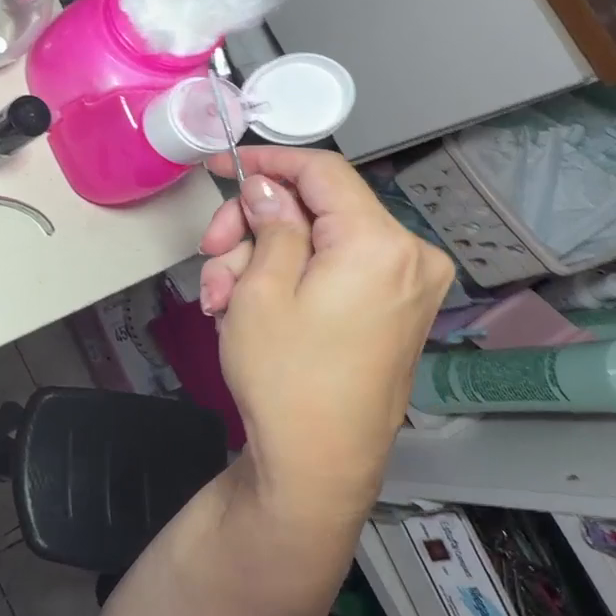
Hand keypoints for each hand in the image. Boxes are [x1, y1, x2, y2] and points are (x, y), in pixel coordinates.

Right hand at [196, 148, 454, 504]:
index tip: (218, 165)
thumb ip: (269, 225)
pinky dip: (283, 281)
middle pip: (313, 211)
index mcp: (379, 243)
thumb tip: (267, 189)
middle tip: (208, 258)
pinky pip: (329, 272)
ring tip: (219, 303)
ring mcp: (403, 286)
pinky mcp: (391, 310)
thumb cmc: (285, 374)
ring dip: (256, 263)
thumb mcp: (259, 289)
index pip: (323, 173)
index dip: (266, 161)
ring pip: (313, 244)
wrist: (318, 454)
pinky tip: (246, 311)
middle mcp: (406, 257)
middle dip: (250, 229)